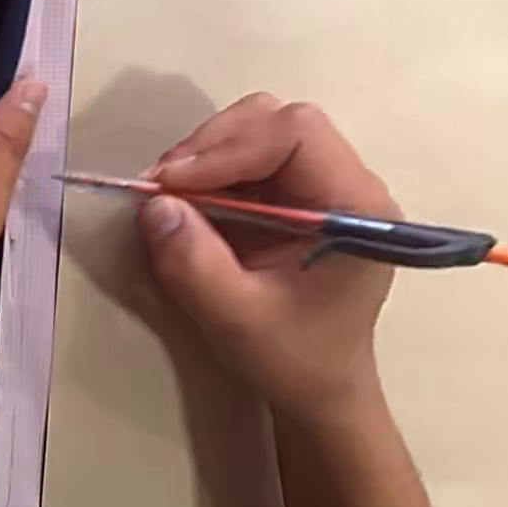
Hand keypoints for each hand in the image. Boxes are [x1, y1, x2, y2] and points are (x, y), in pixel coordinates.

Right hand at [137, 93, 396, 421]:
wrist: (316, 387)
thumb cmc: (292, 357)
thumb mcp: (235, 318)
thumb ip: (194, 263)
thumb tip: (154, 206)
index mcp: (353, 206)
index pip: (295, 134)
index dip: (228, 147)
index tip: (172, 184)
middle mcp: (340, 183)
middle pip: (273, 119)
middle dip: (210, 144)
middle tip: (163, 186)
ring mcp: (314, 186)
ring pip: (254, 129)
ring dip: (202, 154)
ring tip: (168, 193)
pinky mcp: (286, 195)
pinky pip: (240, 156)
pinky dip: (202, 168)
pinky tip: (184, 199)